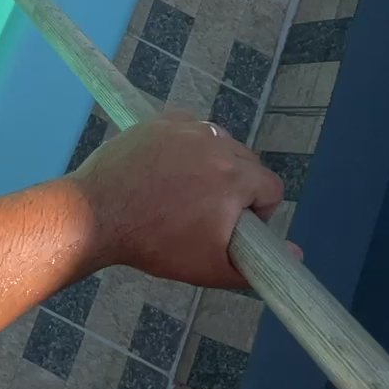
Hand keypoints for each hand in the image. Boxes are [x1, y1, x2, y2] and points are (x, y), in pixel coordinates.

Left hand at [68, 110, 294, 287]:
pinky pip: (185, 126)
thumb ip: (259, 264)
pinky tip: (168, 164)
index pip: (271, 187)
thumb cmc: (153, 242)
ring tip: (186, 188)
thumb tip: (293, 252)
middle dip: (236, 185)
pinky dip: (184, 141)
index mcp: (234, 176)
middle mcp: (212, 143)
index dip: (259, 211)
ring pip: (216, 141)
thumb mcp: (212, 266)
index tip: (235, 225)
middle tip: (206, 209)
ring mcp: (179, 128)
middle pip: (245, 161)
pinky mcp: (153, 122)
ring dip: (211, 161)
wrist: (95, 214)